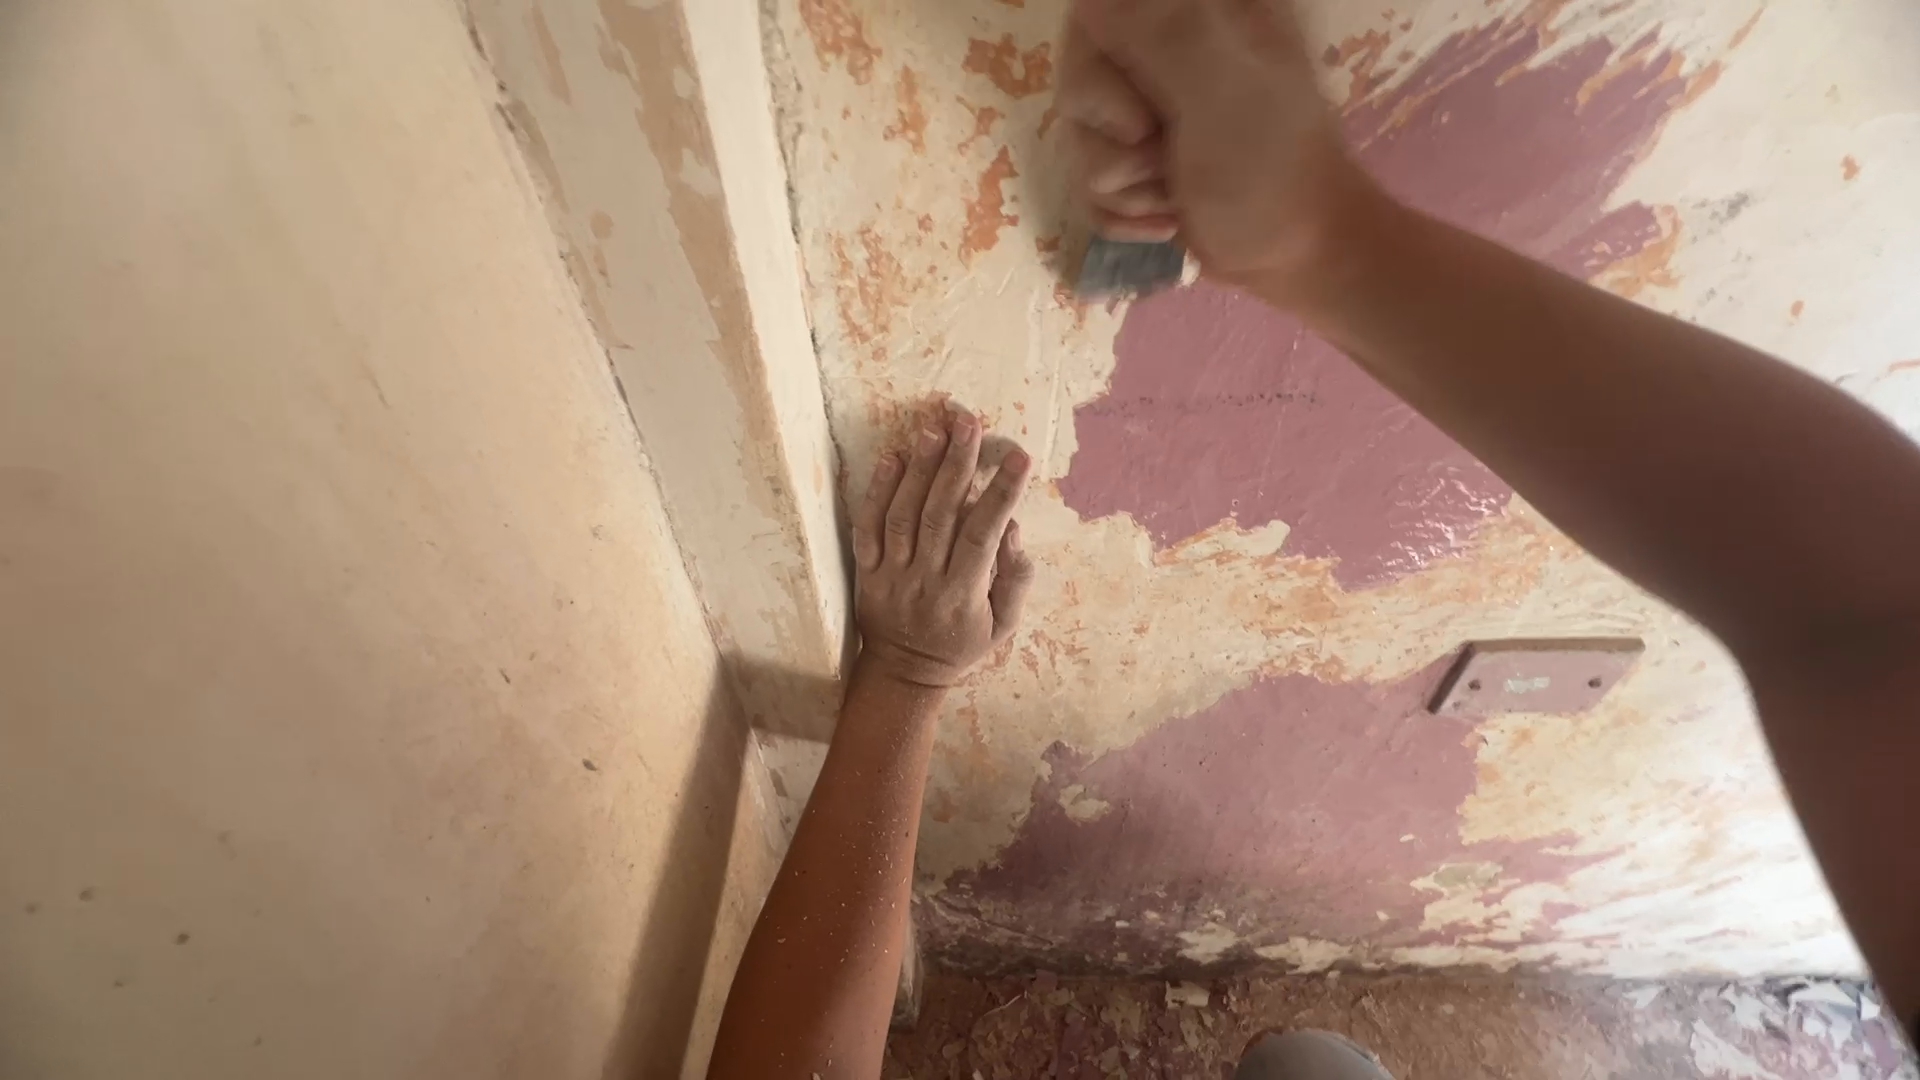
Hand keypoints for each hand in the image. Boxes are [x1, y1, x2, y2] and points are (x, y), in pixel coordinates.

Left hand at [851, 414, 1035, 688]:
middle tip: (969, 422)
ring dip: (919, 469)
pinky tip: (892, 458)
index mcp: (962, 595)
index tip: (1019, 457)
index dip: (1001, 493)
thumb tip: (1014, 529)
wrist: (903, 672)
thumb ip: (1014, 581)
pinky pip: (867, 528)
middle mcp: (924, 581)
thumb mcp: (1002, 627)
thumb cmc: (961, 645)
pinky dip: (878, 491)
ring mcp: (890, 574)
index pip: (983, 535)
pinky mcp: (866, 570)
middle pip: (940, 515)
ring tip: (934, 430)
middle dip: (957, 464)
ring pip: (903, 515)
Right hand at [1058, 0, 1376, 303]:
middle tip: (1162, 160)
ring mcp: (1149, 115)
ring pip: (1081, 144)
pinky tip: (1165, 221)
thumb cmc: (1268, 173)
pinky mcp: (1139, 169)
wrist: (1291, 256)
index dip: (1097, 76)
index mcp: (1198, 15)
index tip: (1139, 122)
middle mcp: (1166, 55)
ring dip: (1123, 189)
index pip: (1095, 15)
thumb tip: (1092, 1)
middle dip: (1112, 145)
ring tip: (1173, 196)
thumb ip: (1162, 33)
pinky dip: (1123, 217)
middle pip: (1077, 84)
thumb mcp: (1222, 93)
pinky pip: (1092, 188)